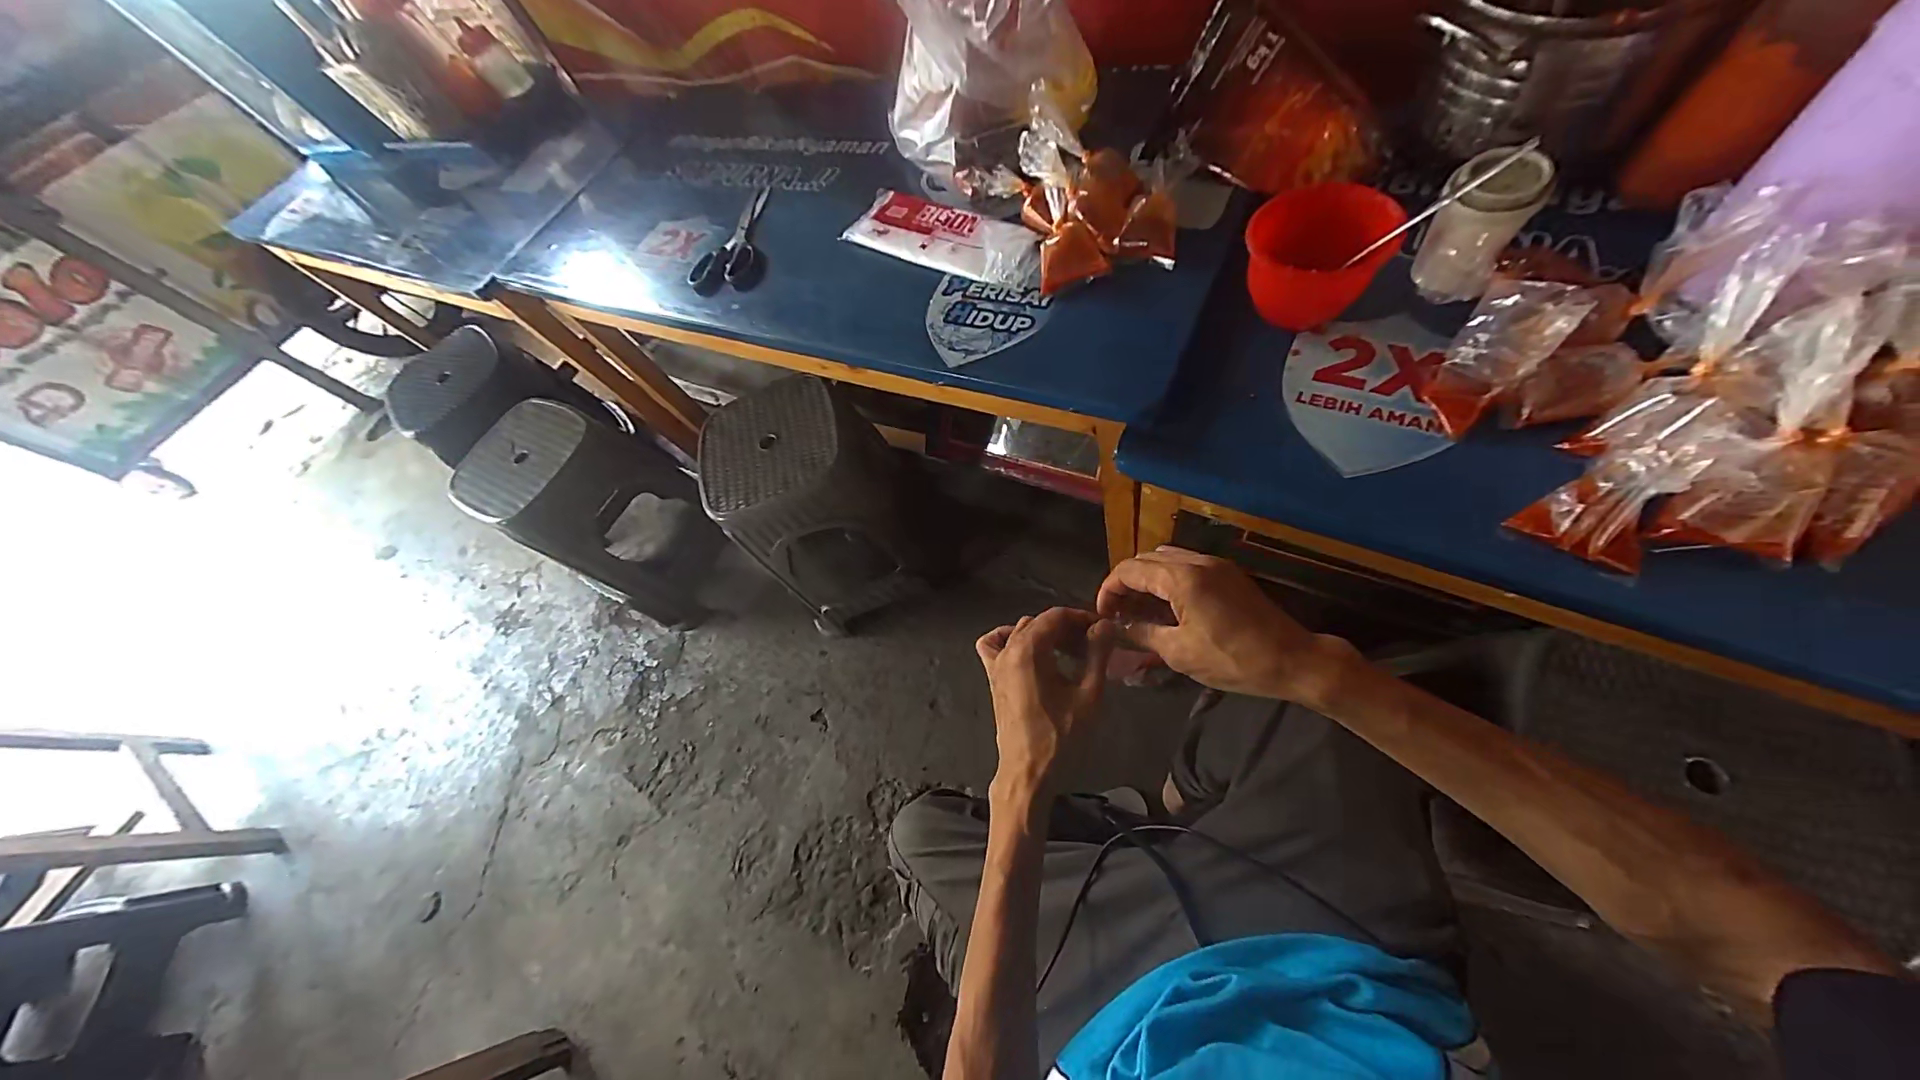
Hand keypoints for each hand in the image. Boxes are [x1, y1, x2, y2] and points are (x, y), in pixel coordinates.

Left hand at [975, 607, 1117, 809]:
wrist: (1028, 771)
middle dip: (1066, 627)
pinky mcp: (992, 679)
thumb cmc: (1061, 737)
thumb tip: (1105, 625)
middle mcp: (1007, 651)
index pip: (1055, 616)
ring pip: (1019, 631)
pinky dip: (1010, 640)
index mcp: (1028, 650)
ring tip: (1068, 650)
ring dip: (1044, 634)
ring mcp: (996, 664)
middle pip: (1038, 622)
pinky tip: (1031, 654)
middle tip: (1092, 643)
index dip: (1081, 617)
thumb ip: (1098, 654)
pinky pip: (994, 646)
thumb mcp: (1089, 694)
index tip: (1101, 628)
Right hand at [1096, 547, 1349, 702]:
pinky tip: (1166, 605)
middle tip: (1117, 613)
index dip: (1108, 589)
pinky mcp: (1227, 573)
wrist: (1294, 660)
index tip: (1102, 615)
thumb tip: (1113, 629)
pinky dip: (1167, 578)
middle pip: (1145, 559)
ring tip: (1138, 608)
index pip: (1129, 570)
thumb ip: (1141, 634)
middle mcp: (1196, 561)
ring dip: (1146, 578)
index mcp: (1181, 578)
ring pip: (1165, 558)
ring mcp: (1215, 564)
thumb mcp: (1179, 653)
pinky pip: (1185, 564)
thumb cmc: (1234, 660)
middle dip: (1124, 582)